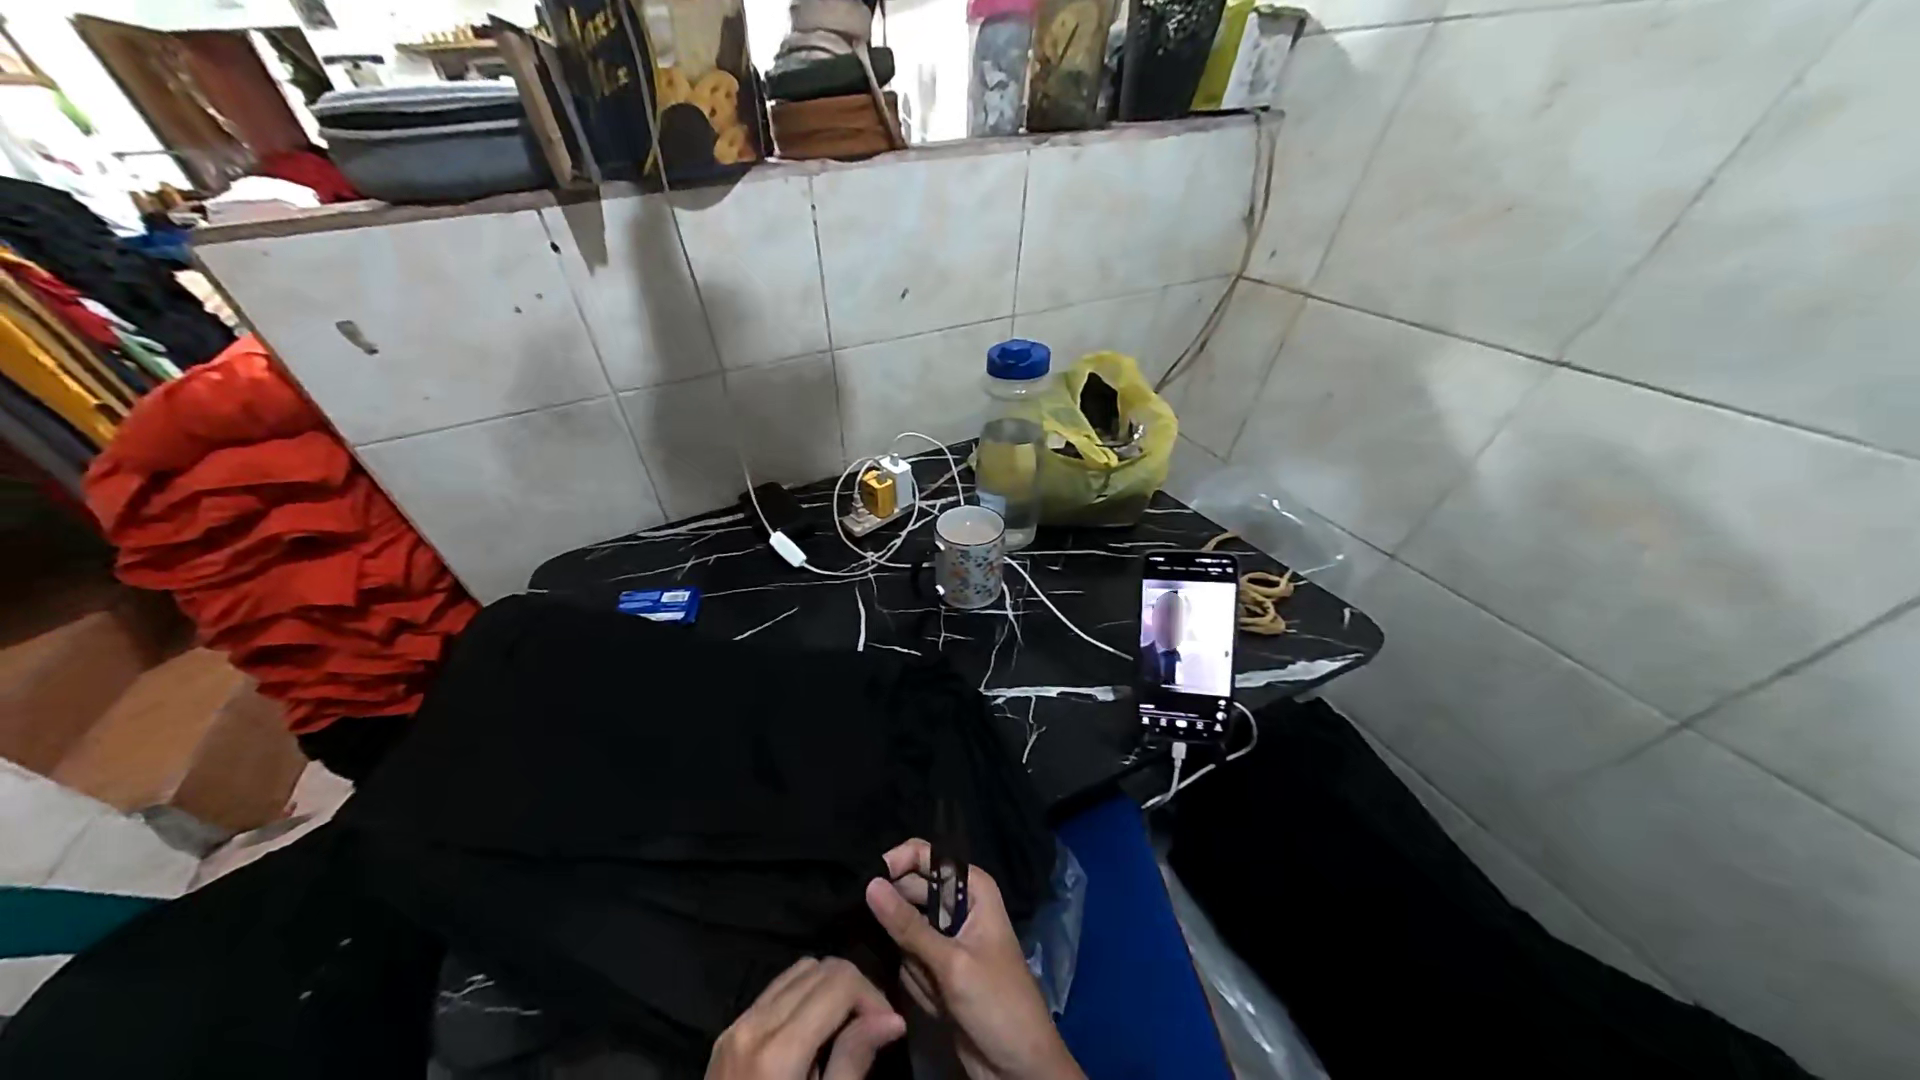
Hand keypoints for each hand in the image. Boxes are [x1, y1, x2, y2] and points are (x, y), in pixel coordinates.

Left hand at [706, 956, 905, 1079]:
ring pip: (800, 970)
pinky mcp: (728, 1033)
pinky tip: (815, 1030)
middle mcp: (754, 1024)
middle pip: (821, 967)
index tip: (887, 1029)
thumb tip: (892, 1018)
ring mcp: (736, 1025)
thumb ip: (853, 1062)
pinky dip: (805, 995)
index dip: (872, 996)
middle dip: (854, 989)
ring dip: (830, 988)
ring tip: (845, 1027)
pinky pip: (777, 989)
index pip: (840, 981)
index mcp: (778, 1051)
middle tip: (871, 1028)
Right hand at [865, 840, 1083, 1079]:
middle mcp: (958, 905)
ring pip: (904, 933)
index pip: (927, 855)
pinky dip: (918, 983)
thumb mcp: (951, 963)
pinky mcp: (936, 968)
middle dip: (905, 927)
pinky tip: (940, 1004)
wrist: (1019, 1068)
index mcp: (973, 888)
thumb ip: (908, 925)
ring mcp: (945, 938)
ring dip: (915, 965)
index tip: (869, 884)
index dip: (897, 862)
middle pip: (910, 893)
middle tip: (916, 956)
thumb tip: (870, 884)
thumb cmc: (997, 1004)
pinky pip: (908, 962)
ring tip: (941, 990)